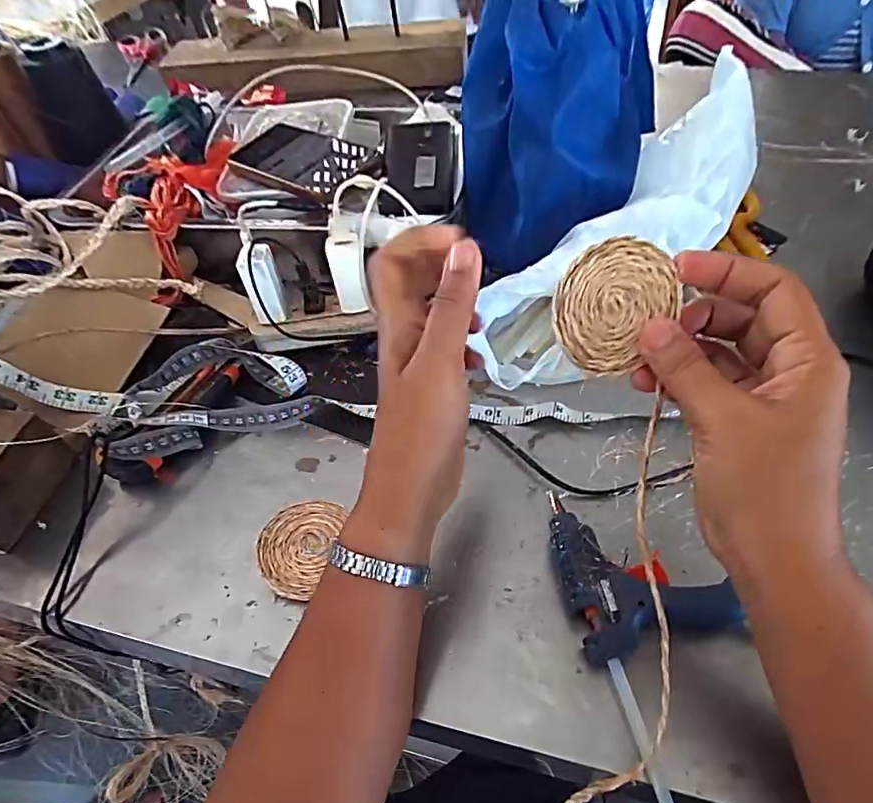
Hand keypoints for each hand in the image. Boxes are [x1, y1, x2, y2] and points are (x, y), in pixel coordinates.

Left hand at [348, 226, 483, 563]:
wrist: (411, 490)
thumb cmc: (421, 433)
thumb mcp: (441, 362)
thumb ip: (452, 306)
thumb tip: (464, 250)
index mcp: (397, 328)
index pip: (393, 262)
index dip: (422, 240)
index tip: (462, 242)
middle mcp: (402, 341)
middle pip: (412, 284)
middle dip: (443, 267)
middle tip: (477, 270)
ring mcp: (416, 366)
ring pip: (431, 317)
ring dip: (456, 305)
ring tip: (479, 316)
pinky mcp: (432, 389)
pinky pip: (445, 350)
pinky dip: (462, 343)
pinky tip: (477, 359)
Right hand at [632, 251, 849, 587]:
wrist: (775, 558)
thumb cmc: (764, 490)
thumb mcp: (722, 421)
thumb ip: (686, 369)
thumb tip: (651, 327)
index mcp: (808, 360)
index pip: (775, 292)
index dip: (728, 273)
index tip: (679, 269)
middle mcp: (792, 373)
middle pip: (746, 321)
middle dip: (697, 317)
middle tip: (653, 326)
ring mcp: (767, 401)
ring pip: (723, 356)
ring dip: (683, 353)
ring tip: (640, 361)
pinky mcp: (743, 426)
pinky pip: (712, 388)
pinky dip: (683, 382)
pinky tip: (650, 384)